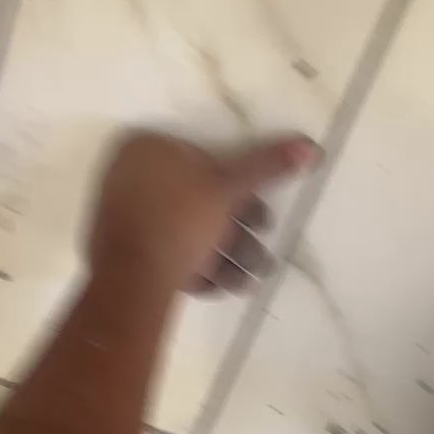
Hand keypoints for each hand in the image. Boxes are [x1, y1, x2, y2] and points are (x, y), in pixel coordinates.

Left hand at [87, 130, 317, 293]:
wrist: (132, 278)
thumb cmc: (180, 218)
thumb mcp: (231, 187)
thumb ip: (267, 165)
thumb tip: (311, 147)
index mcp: (147, 148)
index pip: (206, 161)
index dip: (241, 192)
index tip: (261, 220)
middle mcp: (131, 176)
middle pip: (199, 200)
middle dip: (235, 233)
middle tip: (260, 255)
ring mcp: (124, 216)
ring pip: (186, 231)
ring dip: (223, 257)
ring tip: (247, 281)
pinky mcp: (123, 252)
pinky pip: (168, 252)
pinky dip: (195, 266)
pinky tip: (218, 287)